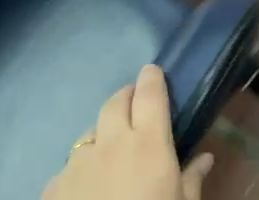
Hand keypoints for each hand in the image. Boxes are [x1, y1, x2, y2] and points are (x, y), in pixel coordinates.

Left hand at [41, 65, 213, 199]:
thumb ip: (192, 178)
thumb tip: (206, 158)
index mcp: (149, 142)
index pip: (149, 93)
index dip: (151, 78)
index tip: (152, 71)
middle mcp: (111, 144)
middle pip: (115, 103)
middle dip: (126, 98)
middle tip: (134, 105)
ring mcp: (76, 165)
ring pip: (88, 135)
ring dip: (101, 136)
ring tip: (108, 155)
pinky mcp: (52, 189)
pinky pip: (67, 169)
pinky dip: (79, 171)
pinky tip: (85, 189)